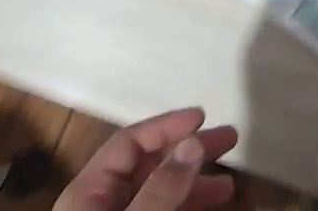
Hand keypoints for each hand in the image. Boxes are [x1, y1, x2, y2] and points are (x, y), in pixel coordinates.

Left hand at [56, 108, 240, 210]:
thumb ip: (162, 188)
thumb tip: (195, 140)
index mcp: (87, 194)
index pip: (129, 142)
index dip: (166, 125)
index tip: (202, 116)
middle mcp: (101, 204)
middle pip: (149, 164)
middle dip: (190, 151)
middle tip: (230, 139)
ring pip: (159, 192)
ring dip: (194, 183)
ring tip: (229, 184)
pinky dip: (186, 206)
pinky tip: (211, 203)